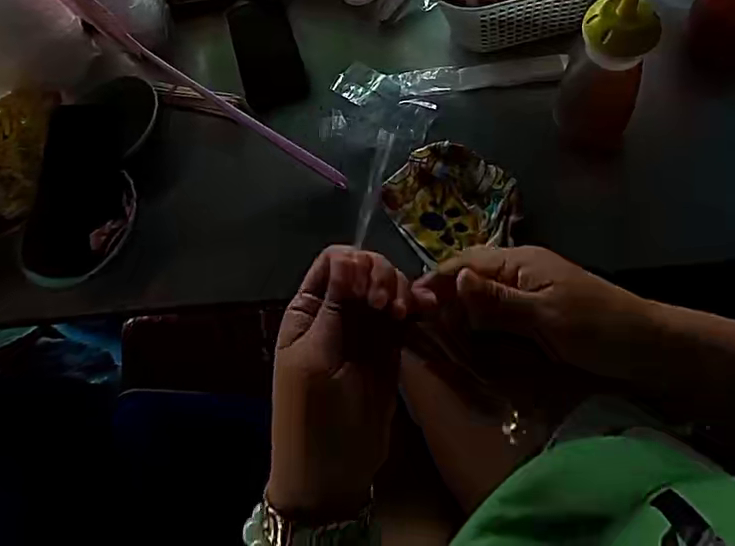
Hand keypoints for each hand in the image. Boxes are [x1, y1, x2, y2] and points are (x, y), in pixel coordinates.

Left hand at [269, 246, 435, 522]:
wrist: (332, 478)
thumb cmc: (312, 419)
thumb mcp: (317, 359)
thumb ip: (333, 306)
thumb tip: (347, 255)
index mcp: (309, 310)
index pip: (334, 261)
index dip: (356, 263)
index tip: (369, 288)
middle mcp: (338, 311)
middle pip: (365, 267)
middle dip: (381, 276)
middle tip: (387, 305)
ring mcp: (365, 328)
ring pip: (388, 286)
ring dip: (401, 289)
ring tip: (404, 314)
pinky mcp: (389, 345)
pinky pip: (404, 313)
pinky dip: (416, 306)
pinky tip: (426, 311)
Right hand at [418, 246, 655, 382]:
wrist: (648, 348)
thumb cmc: (598, 328)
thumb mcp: (547, 316)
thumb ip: (499, 300)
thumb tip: (454, 278)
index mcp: (520, 261)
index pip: (465, 264)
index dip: (435, 282)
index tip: (407, 308)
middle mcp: (519, 271)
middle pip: (469, 278)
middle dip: (442, 297)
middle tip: (414, 329)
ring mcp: (528, 293)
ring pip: (480, 297)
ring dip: (457, 313)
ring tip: (431, 339)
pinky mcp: (536, 316)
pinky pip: (497, 315)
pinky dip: (478, 326)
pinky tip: (466, 345)